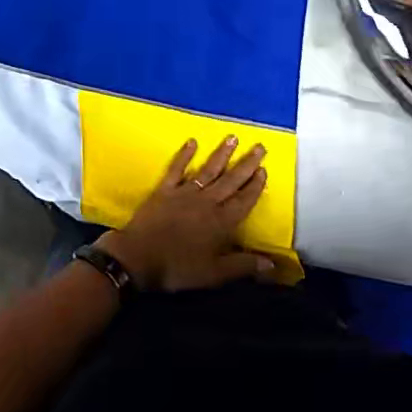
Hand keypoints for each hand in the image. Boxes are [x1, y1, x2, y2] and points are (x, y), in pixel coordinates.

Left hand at [97, 136, 274, 291]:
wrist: (139, 257)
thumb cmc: (179, 269)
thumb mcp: (215, 274)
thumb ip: (243, 265)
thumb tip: (271, 264)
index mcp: (220, 222)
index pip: (243, 201)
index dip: (255, 186)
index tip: (264, 170)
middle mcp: (206, 202)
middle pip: (230, 180)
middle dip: (246, 164)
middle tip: (259, 146)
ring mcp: (184, 192)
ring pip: (208, 170)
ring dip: (221, 154)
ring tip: (232, 137)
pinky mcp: (164, 189)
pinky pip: (177, 168)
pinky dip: (185, 155)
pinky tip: (192, 141)